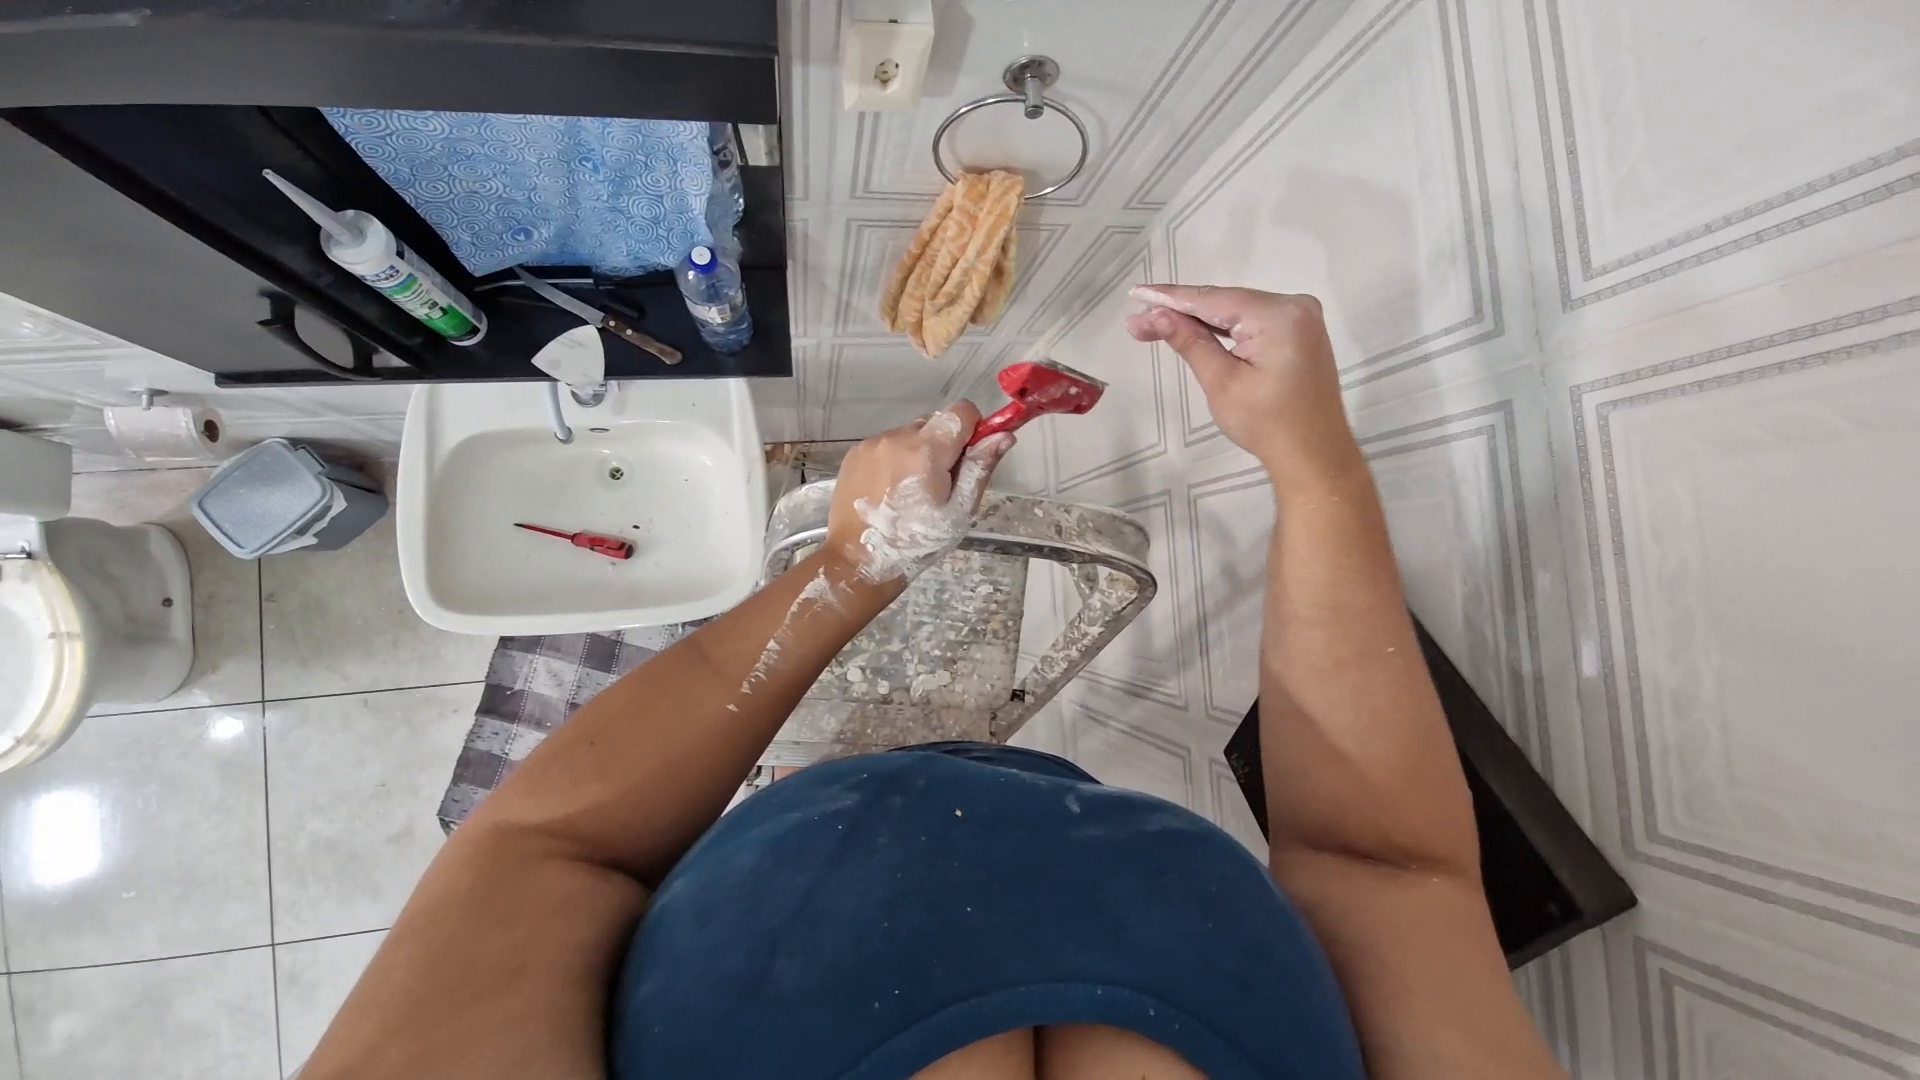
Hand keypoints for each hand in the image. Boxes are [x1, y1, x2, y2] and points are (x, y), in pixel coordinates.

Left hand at [826, 401, 1016, 582]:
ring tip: (913, 490)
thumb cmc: (917, 542)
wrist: (859, 560)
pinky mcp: (855, 453)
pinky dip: (897, 458)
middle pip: (935, 422)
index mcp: (926, 451)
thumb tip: (1004, 435)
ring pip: (911, 433)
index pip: (961, 411)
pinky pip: (888, 444)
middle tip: (940, 484)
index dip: (973, 429)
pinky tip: (892, 489)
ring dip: (919, 452)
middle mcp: (897, 437)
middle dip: (945, 445)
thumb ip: (980, 468)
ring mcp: (872, 444)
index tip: (969, 458)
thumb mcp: (959, 511)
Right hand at [1125, 284, 1362, 490]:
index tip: (1136, 294)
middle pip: (1224, 301)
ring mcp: (1300, 316)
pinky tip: (1192, 329)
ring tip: (1153, 324)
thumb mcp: (1221, 382)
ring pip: (1236, 311)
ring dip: (1197, 319)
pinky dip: (1222, 328)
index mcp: (1278, 315)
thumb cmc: (1266, 424)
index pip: (1212, 299)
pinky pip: (1251, 321)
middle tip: (1137, 320)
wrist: (1313, 454)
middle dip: (1180, 311)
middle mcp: (1294, 304)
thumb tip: (1155, 315)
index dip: (1170, 298)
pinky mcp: (1298, 331)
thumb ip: (1190, 341)